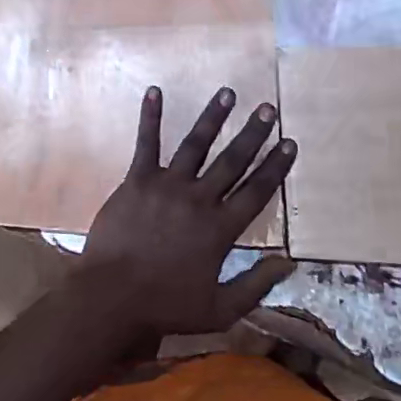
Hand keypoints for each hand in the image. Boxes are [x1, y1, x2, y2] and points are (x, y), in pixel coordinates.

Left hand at [76, 86, 298, 343]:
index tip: (289, 143)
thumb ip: (256, 285)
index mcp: (220, 229)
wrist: (111, 297)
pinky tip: (155, 90)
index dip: (275, 167)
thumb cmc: (165, 306)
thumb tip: (289, 263)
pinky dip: (150, 117)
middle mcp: (198, 200)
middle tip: (268, 109)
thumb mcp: (220, 309)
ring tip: (227, 93)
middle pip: (232, 161)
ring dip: (212, 117)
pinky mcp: (136, 181)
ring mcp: (166, 186)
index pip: (256, 192)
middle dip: (253, 134)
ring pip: (195, 145)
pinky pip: (146, 144)